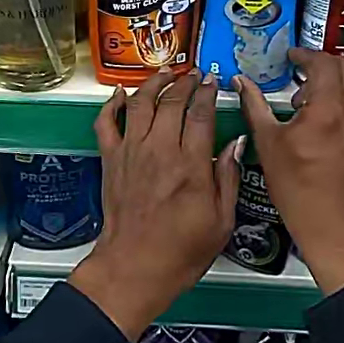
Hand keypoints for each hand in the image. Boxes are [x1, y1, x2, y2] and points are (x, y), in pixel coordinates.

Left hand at [71, 69, 240, 340]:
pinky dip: (112, 104)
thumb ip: (228, 178)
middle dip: (185, 82)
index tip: (213, 82)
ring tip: (165, 73)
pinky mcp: (111, 160)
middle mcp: (160, 151)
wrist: (132, 270)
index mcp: (190, 166)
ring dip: (154, 83)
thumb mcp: (221, 221)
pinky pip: (106, 123)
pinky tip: (121, 93)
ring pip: (140, 103)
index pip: (200, 113)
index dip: (208, 92)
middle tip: (194, 75)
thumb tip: (236, 144)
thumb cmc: (180, 252)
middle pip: (172, 101)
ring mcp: (131, 153)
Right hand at [235, 49, 343, 293]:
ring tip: (316, 110)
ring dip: (338, 90)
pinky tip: (336, 132)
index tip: (294, 58)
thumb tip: (242, 82)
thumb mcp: (268, 143)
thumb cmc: (298, 190)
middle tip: (302, 80)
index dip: (305, 55)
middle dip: (322, 68)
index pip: (322, 62)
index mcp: (328, 108)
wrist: (337, 229)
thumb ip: (255, 105)